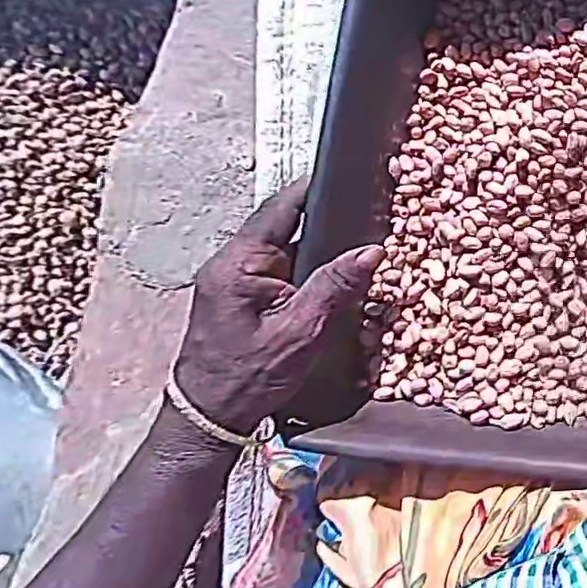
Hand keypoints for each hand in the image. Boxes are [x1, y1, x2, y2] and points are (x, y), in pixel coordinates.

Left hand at [170, 178, 385, 440]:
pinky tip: (344, 269)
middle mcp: (235, 263)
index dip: (314, 188)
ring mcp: (241, 279)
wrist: (211, 417)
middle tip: (372, 206)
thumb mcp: (302, 330)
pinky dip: (316, 265)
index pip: (280, 209)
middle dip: (330, 217)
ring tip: (367, 234)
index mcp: (239, 264)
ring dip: (325, 244)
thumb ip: (337, 285)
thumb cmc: (251, 375)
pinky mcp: (250, 294)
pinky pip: (290, 267)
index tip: (348, 171)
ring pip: (292, 247)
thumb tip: (374, 250)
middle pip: (289, 224)